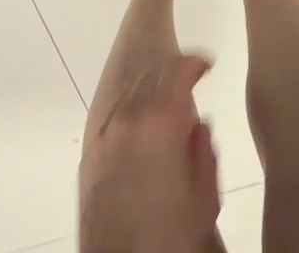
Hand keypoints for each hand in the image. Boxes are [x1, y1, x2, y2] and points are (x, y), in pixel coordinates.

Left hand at [79, 55, 220, 252]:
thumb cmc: (171, 237)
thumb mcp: (205, 198)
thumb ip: (203, 152)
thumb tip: (197, 126)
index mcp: (158, 124)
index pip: (176, 70)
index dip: (195, 62)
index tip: (208, 66)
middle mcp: (127, 120)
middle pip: (150, 75)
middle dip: (172, 72)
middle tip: (192, 80)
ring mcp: (104, 135)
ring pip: (128, 92)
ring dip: (150, 89)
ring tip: (169, 102)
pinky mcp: (90, 153)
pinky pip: (113, 114)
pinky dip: (131, 108)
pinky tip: (143, 124)